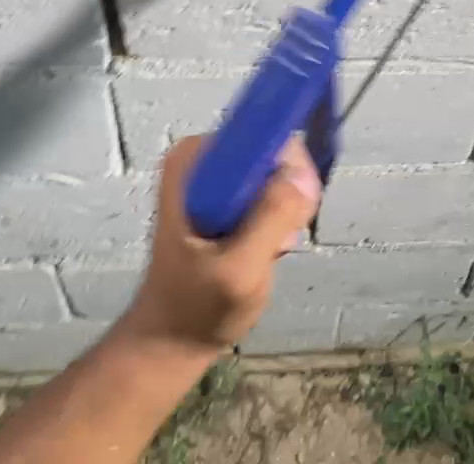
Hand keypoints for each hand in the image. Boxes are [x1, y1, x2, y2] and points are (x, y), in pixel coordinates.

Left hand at [120, 134, 320, 358]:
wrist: (172, 340)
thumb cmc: (198, 307)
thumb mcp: (239, 269)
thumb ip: (271, 218)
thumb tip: (301, 175)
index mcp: (192, 158)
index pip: (262, 134)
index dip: (289, 167)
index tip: (298, 207)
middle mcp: (203, 156)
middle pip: (274, 151)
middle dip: (288, 194)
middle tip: (282, 237)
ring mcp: (216, 175)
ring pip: (279, 173)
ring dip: (286, 211)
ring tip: (272, 248)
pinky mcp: (228, 195)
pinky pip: (274, 190)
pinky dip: (281, 219)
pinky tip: (270, 249)